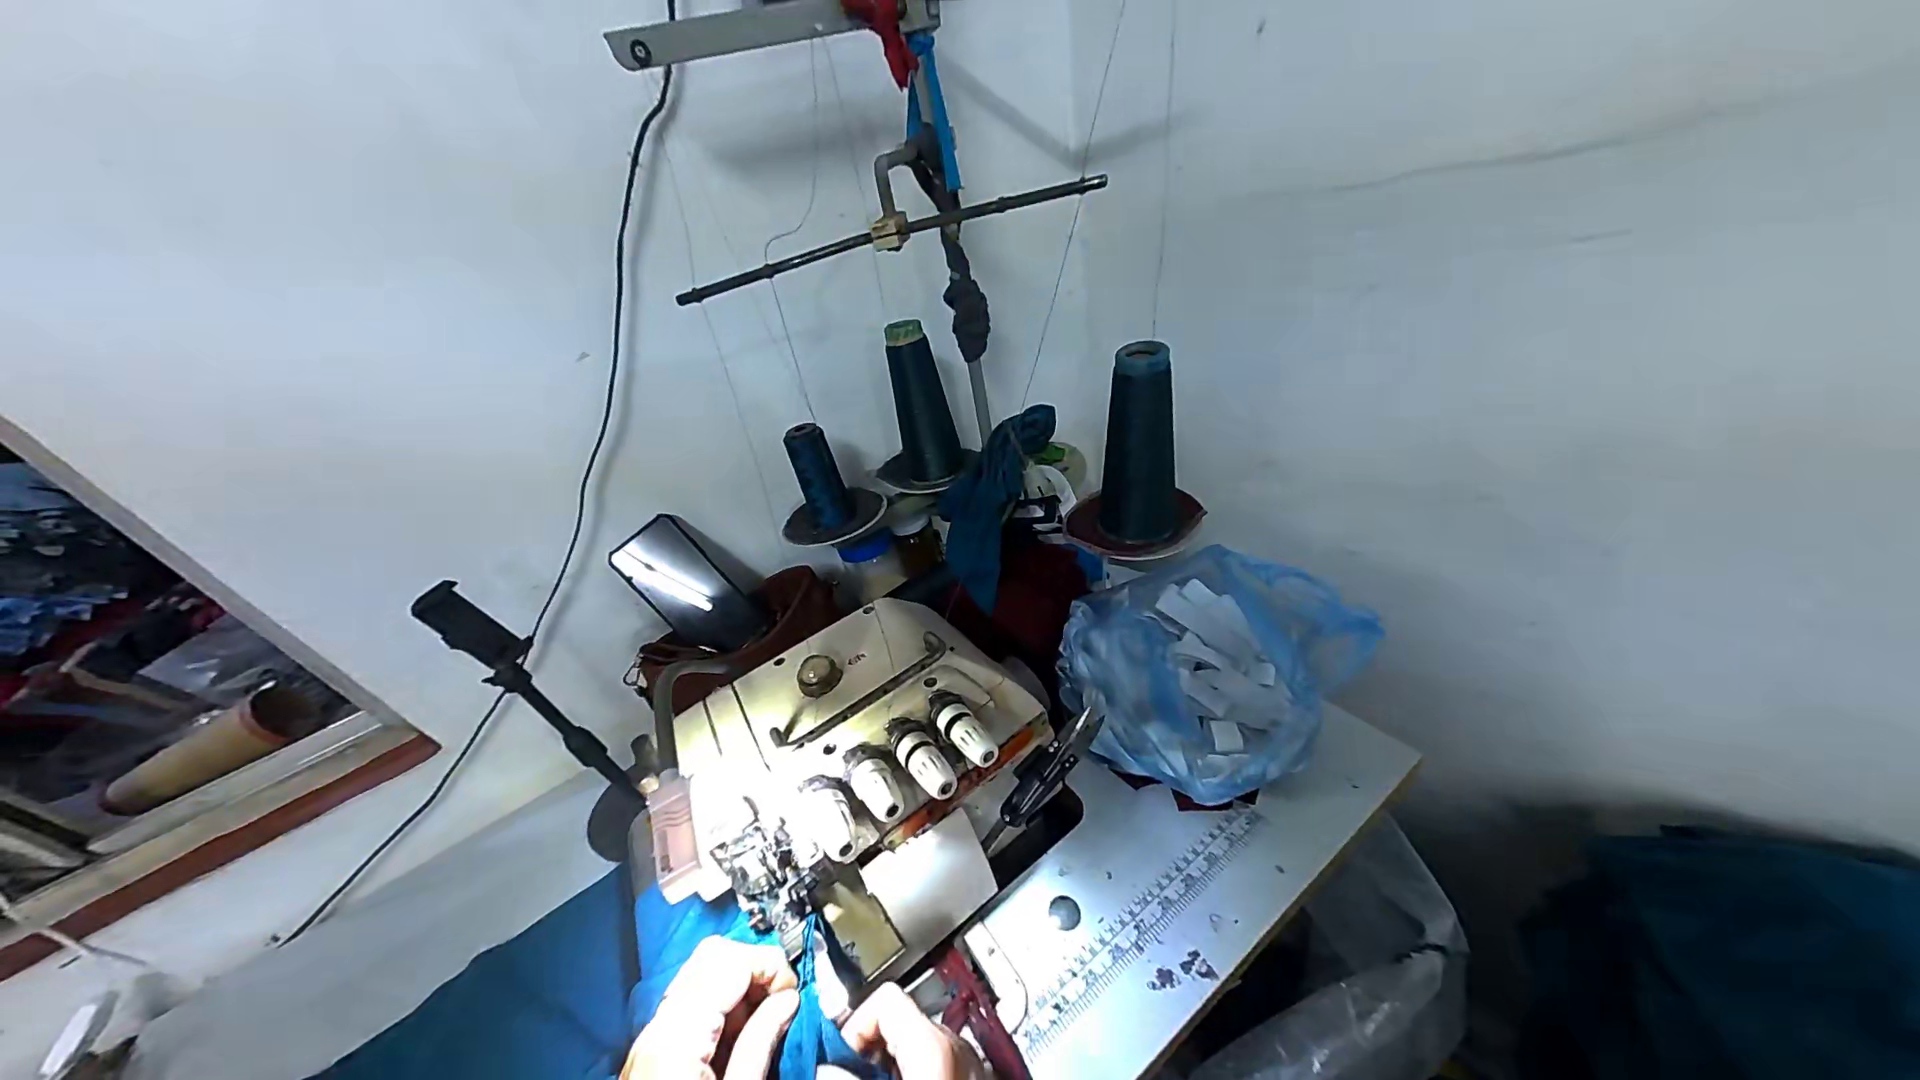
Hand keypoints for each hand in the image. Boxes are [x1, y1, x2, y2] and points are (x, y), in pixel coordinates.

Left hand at [623, 937, 800, 1079]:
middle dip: (755, 968)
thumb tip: (787, 1001)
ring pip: (702, 975)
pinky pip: (693, 1004)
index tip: (793, 995)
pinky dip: (722, 1006)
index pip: (732, 960)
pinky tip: (739, 1038)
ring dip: (740, 985)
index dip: (771, 967)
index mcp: (678, 1036)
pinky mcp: (652, 1056)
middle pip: (713, 957)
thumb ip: (761, 1044)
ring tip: (764, 1022)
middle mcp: (659, 1028)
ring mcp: (651, 1040)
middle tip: (780, 1002)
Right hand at [834, 983, 986, 1079]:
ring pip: (919, 1043)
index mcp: (938, 1044)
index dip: (854, 1025)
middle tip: (848, 1072)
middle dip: (869, 1045)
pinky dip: (916, 1070)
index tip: (836, 1058)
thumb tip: (826, 1065)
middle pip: (901, 1019)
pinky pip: (941, 1064)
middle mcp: (961, 1047)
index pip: (885, 998)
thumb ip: (854, 1072)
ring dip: (891, 1061)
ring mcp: (974, 1067)